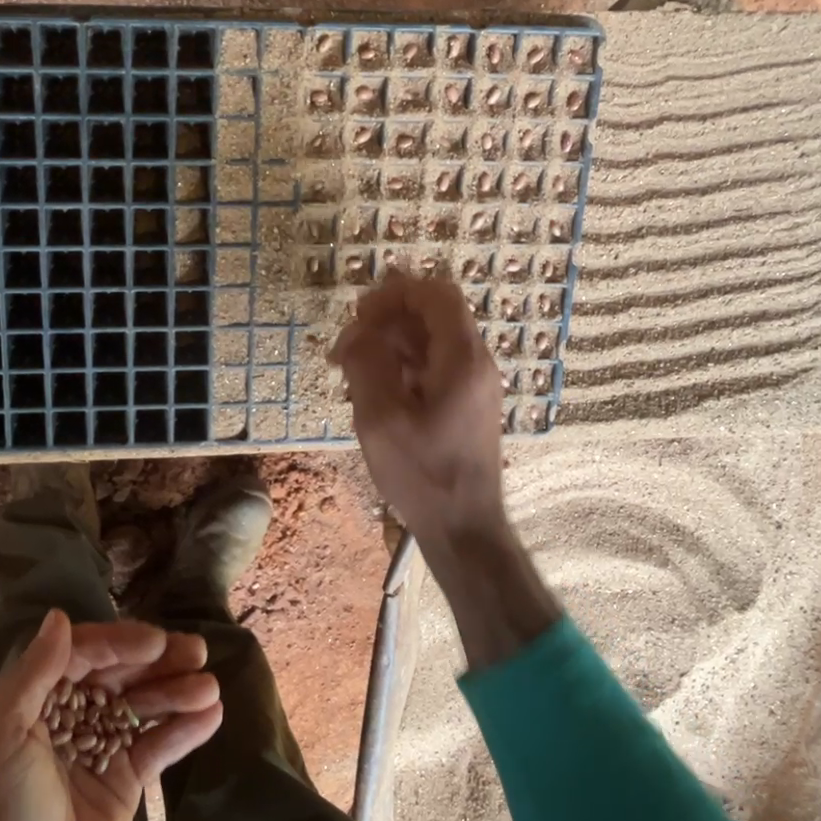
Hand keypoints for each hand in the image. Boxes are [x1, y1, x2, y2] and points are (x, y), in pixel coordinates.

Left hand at [0, 610, 222, 820]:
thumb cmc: (7, 815)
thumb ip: (30, 676)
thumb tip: (59, 616)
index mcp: (32, 702)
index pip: (80, 656)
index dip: (118, 643)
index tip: (155, 642)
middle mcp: (66, 717)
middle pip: (117, 675)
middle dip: (157, 661)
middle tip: (198, 652)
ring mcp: (98, 748)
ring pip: (142, 707)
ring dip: (177, 692)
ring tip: (211, 687)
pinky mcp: (124, 782)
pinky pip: (156, 747)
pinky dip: (184, 730)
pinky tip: (212, 714)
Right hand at [328, 271, 505, 538]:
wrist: (463, 527)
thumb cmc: (422, 475)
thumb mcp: (381, 419)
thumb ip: (366, 364)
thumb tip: (358, 332)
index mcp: (462, 359)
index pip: (436, 295)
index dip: (395, 292)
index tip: (358, 312)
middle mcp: (474, 363)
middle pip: (431, 314)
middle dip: (384, 320)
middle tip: (345, 345)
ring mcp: (472, 384)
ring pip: (428, 340)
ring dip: (388, 344)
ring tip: (349, 369)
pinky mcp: (464, 404)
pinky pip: (431, 366)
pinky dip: (399, 366)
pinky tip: (371, 390)